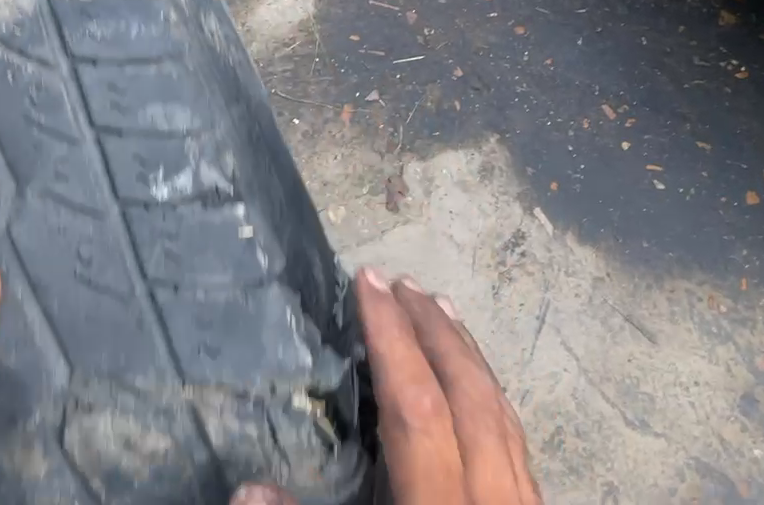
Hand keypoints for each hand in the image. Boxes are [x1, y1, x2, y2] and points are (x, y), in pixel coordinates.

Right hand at [232, 269, 540, 504]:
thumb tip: (247, 489)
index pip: (420, 411)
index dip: (393, 340)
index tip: (367, 283)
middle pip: (472, 400)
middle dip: (432, 331)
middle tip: (396, 281)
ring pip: (504, 417)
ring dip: (466, 354)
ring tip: (434, 306)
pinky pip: (516, 444)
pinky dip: (489, 395)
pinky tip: (472, 382)